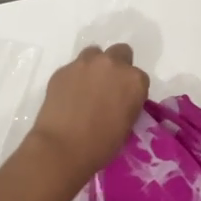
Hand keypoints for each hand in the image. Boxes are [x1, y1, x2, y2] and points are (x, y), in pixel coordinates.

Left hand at [27, 44, 149, 177]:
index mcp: (134, 80)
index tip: (123, 101)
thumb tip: (118, 100)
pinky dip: (74, 78)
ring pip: (94, 55)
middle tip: (107, 88)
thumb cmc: (101, 145)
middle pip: (119, 53)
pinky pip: (73, 68)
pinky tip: (68, 96)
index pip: (139, 77)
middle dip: (116, 67)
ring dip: (94, 67)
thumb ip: (127, 103)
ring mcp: (84, 64)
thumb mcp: (127, 124)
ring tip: (86, 88)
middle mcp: (111, 64)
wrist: (62, 147)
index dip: (130, 89)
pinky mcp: (62, 69)